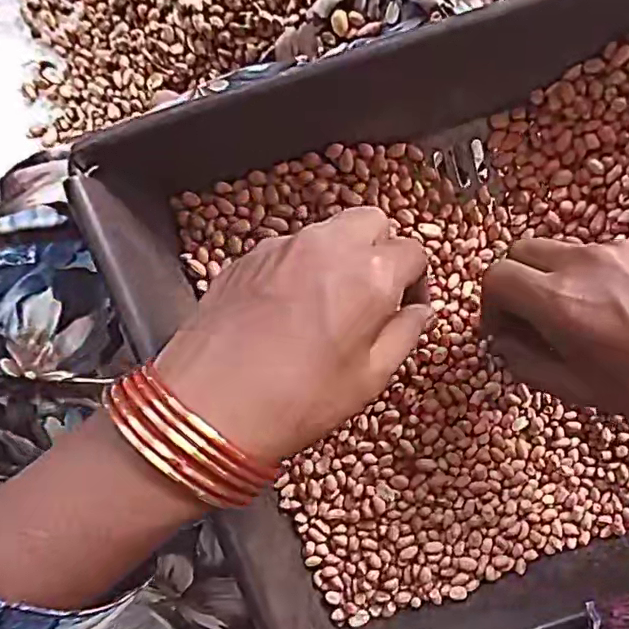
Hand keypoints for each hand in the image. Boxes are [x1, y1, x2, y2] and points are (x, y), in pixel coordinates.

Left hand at [153, 207, 430, 462]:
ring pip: (329, 231)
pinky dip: (303, 265)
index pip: (413, 252)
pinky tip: (292, 308)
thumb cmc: (296, 400)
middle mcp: (328, 246)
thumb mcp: (370, 377)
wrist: (209, 407)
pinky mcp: (246, 257)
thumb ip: (405, 334)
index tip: (408, 306)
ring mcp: (282, 246)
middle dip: (382, 249)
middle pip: (373, 222)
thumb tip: (419, 313)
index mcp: (370, 274)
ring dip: (342, 255)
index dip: (418, 281)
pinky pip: (290, 247)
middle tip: (376, 293)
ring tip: (331, 304)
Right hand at [480, 235, 628, 519]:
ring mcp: (611, 250)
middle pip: (518, 252)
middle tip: (523, 321)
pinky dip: (574, 275)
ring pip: (553, 251)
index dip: (489, 305)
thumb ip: (525, 361)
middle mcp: (580, 263)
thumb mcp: (576, 387)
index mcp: (559, 300)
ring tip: (564, 320)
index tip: (501, 330)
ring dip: (543, 278)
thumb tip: (504, 343)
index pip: (496, 276)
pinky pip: (586, 254)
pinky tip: (598, 309)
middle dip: (511, 284)